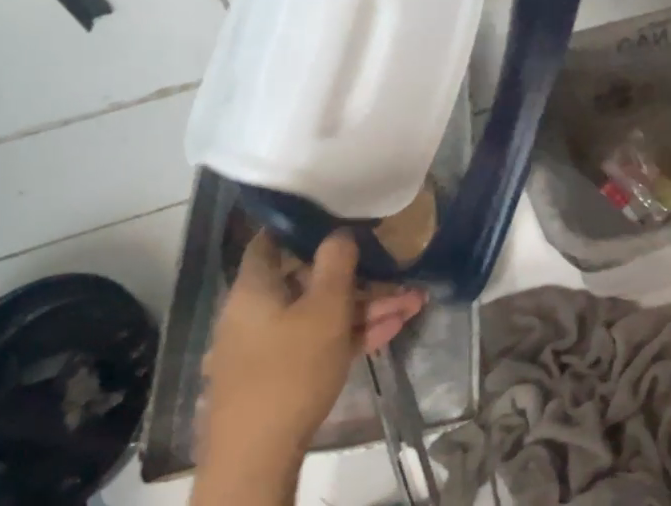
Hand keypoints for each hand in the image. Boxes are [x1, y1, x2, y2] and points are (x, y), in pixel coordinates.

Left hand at [197, 232, 426, 477]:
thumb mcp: (324, 309)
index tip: (340, 214)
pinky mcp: (282, 374)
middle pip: (310, 279)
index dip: (303, 224)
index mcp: (255, 287)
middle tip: (400, 270)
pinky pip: (319, 340)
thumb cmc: (290, 370)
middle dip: (360, 276)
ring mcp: (269, 345)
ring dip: (367, 307)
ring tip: (415, 302)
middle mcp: (257, 310)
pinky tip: (394, 328)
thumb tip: (339, 232)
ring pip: (321, 313)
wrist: (257, 458)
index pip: (272, 240)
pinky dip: (352, 333)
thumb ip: (336, 263)